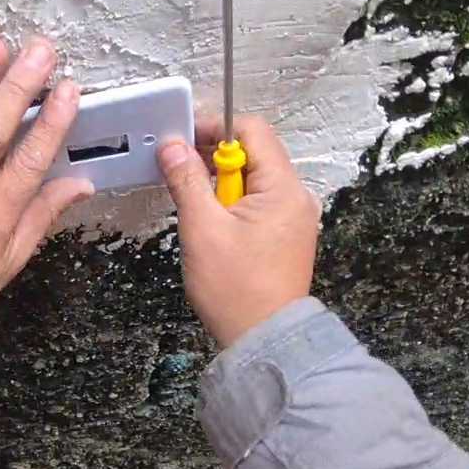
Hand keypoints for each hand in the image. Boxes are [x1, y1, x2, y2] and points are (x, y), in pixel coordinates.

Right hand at [157, 115, 319, 348]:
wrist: (263, 340)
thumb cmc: (235, 288)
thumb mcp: (202, 228)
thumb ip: (186, 180)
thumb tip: (172, 146)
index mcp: (283, 189)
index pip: (252, 131)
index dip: (214, 128)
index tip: (182, 139)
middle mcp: (297, 197)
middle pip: (254, 153)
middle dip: (213, 156)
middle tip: (178, 169)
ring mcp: (294, 217)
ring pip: (254, 179)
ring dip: (220, 181)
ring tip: (191, 199)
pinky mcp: (286, 235)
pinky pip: (258, 202)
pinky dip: (232, 201)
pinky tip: (210, 219)